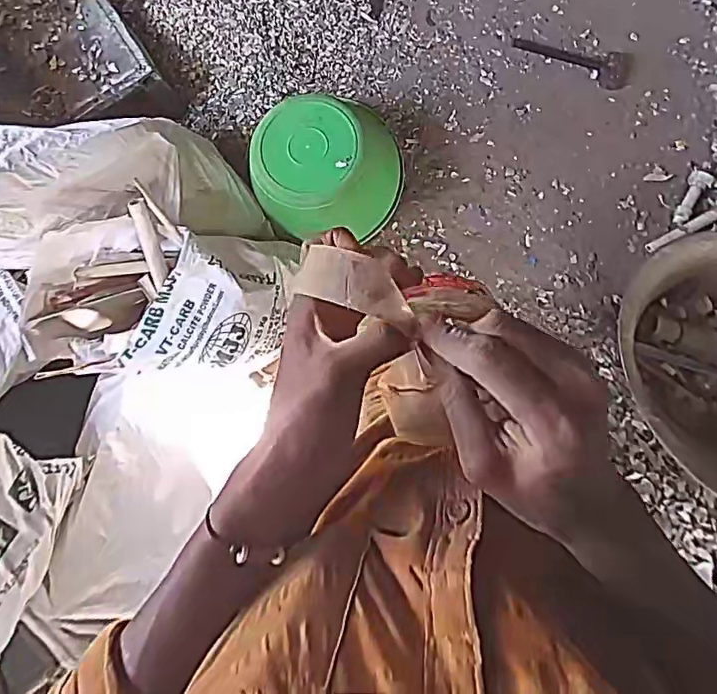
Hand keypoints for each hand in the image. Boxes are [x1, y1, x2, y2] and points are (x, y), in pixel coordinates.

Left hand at [212, 229, 419, 543]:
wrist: (294, 470)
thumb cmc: (305, 416)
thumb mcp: (339, 370)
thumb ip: (376, 337)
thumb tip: (415, 317)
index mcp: (310, 305)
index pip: (324, 251)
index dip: (353, 247)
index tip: (384, 265)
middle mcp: (325, 314)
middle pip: (355, 270)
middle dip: (384, 267)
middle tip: (414, 284)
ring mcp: (341, 338)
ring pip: (369, 298)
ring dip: (394, 294)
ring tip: (422, 301)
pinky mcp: (356, 362)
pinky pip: (379, 328)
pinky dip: (398, 322)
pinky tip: (418, 331)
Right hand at [418, 309, 633, 541]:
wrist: (591, 500)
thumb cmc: (536, 494)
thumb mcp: (481, 465)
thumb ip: (457, 408)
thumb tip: (436, 356)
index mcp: (550, 419)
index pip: (490, 357)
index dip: (450, 338)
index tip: (422, 329)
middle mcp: (573, 383)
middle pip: (501, 329)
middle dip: (462, 332)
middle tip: (438, 347)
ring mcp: (581, 366)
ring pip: (512, 323)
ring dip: (480, 335)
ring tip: (468, 366)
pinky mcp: (579, 358)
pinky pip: (525, 331)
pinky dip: (499, 340)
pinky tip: (493, 368)